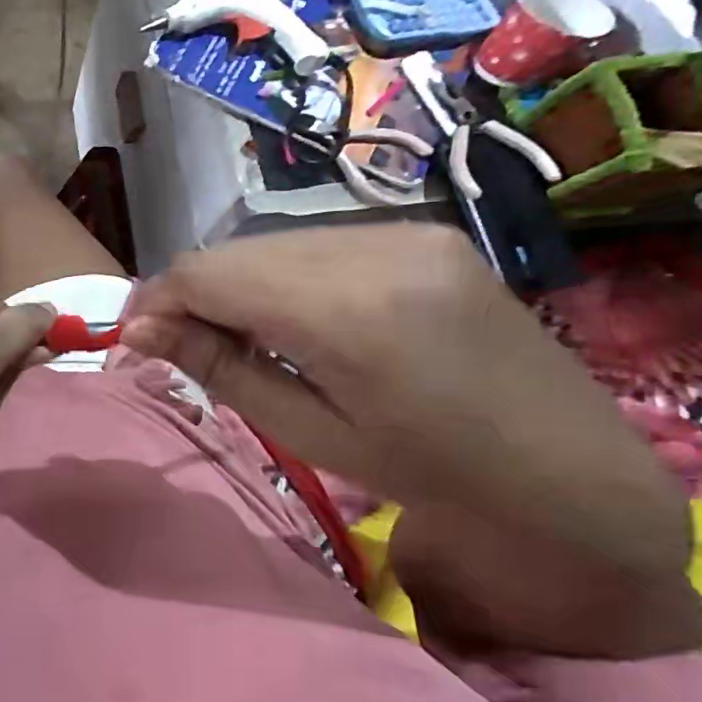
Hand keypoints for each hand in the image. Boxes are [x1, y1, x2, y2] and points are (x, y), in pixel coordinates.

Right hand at [121, 225, 701, 656]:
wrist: (565, 467)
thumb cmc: (430, 471)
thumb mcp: (311, 433)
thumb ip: (222, 369)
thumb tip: (141, 332)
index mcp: (347, 311)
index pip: (210, 273)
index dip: (157, 300)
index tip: (135, 339)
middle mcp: (376, 248)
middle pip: (236, 250)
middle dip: (191, 293)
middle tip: (178, 344)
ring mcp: (406, 231)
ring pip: (274, 242)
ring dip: (236, 283)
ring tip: (237, 337)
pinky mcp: (423, 231)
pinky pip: (319, 242)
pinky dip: (283, 275)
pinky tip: (294, 319)